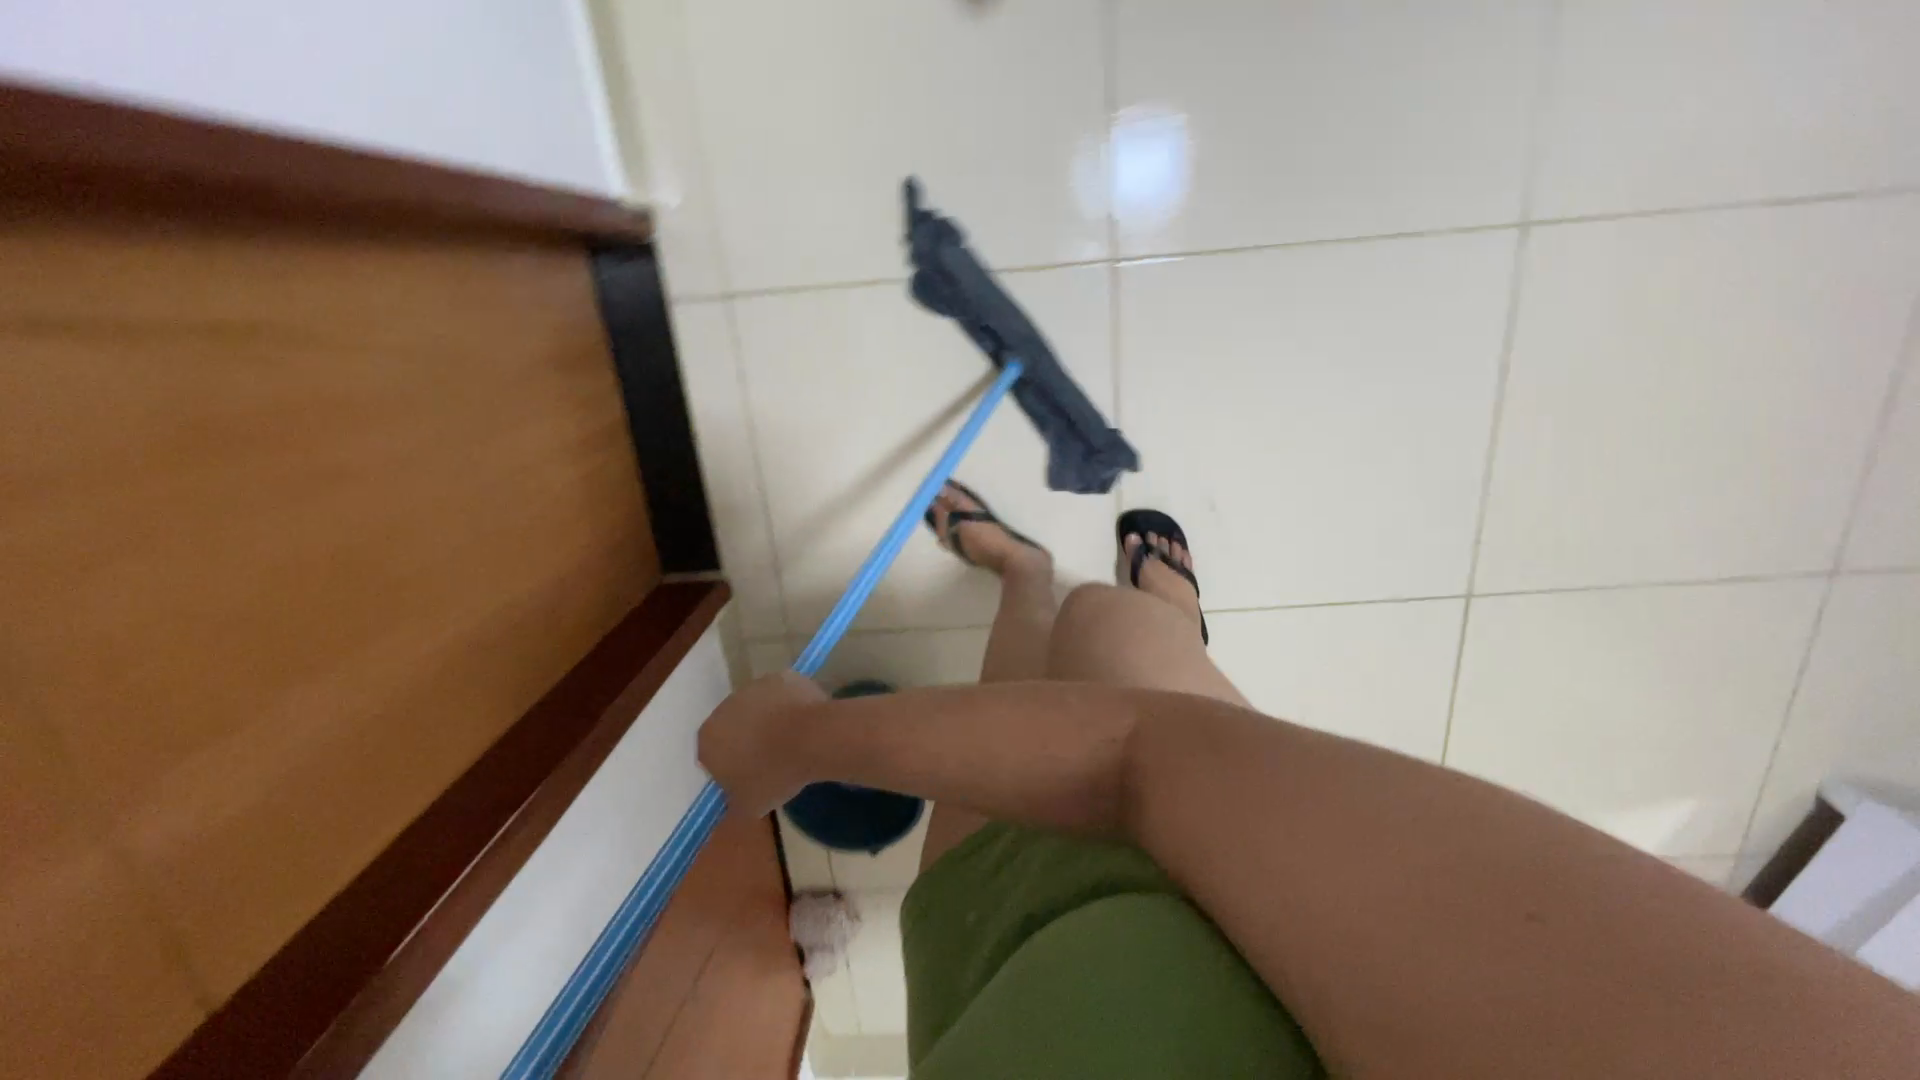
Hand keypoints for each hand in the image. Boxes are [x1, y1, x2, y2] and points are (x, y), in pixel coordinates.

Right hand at [698, 671, 829, 815]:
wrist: (813, 738)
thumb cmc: (775, 775)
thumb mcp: (749, 807)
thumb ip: (735, 805)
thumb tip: (735, 804)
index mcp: (709, 739)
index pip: (712, 754)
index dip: (731, 766)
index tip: (751, 777)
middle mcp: (725, 708)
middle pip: (734, 726)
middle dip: (749, 740)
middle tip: (773, 758)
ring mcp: (754, 688)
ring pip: (758, 707)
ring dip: (770, 720)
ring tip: (794, 739)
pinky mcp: (781, 677)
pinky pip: (782, 694)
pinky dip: (790, 704)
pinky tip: (806, 721)